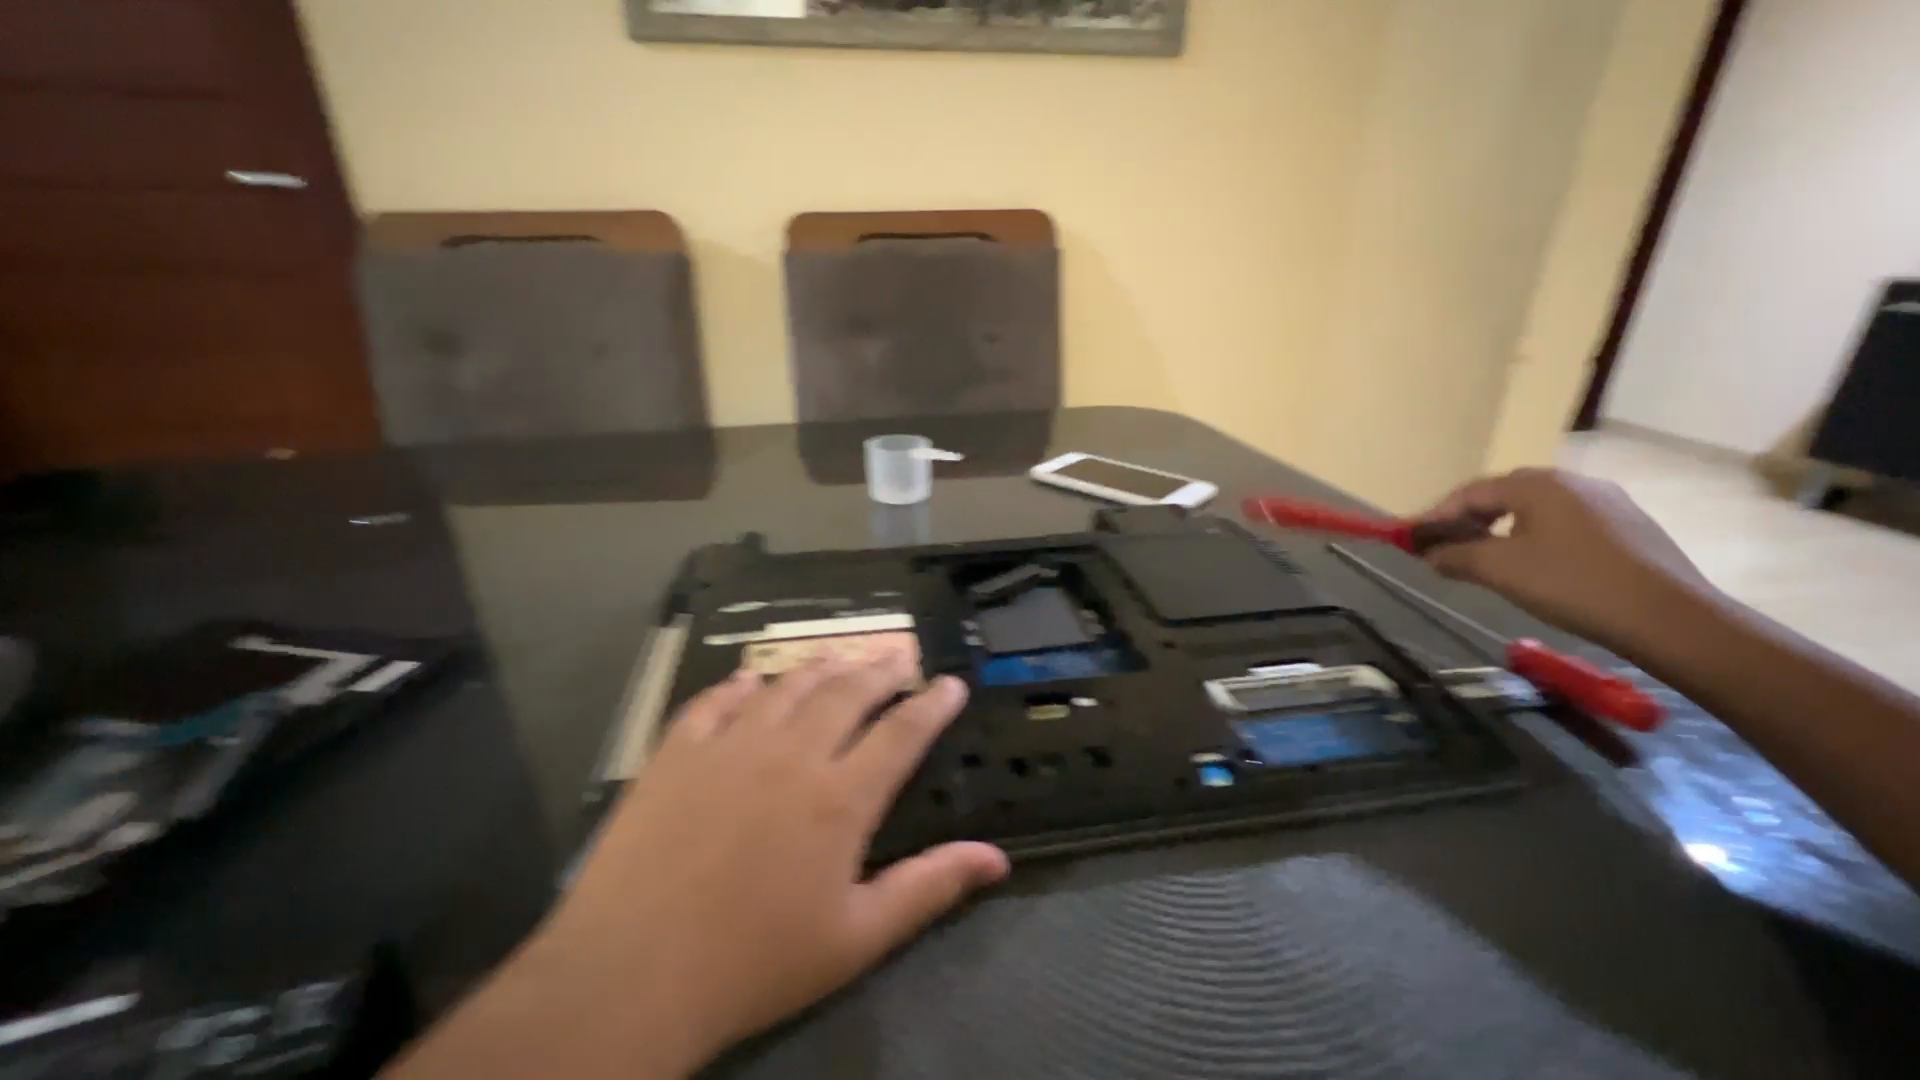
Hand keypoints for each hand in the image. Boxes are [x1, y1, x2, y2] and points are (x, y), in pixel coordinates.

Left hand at [534, 657, 1008, 1073]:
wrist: (632, 972)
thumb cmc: (755, 962)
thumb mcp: (857, 938)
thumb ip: (929, 888)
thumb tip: (996, 858)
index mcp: (840, 798)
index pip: (901, 733)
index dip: (932, 704)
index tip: (951, 683)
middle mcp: (790, 755)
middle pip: (846, 694)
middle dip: (880, 671)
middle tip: (900, 656)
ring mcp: (728, 747)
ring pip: (785, 688)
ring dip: (819, 668)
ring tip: (840, 656)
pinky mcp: (675, 755)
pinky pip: (713, 702)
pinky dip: (738, 685)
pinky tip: (748, 679)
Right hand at [1416, 468, 1715, 654]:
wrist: (1668, 616)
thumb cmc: (1574, 584)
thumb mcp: (1502, 571)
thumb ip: (1457, 557)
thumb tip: (1428, 554)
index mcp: (1538, 485)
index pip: (1470, 492)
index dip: (1436, 515)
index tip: (1412, 539)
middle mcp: (1572, 481)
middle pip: (1504, 494)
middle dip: (1469, 519)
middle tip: (1447, 547)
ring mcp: (1606, 501)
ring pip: (1538, 508)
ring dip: (1504, 528)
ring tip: (1489, 558)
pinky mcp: (1628, 525)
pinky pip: (1567, 522)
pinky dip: (1538, 537)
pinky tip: (1539, 566)